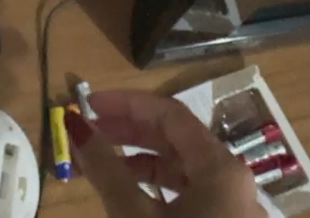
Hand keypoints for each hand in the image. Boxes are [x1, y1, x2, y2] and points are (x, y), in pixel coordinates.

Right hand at [66, 91, 266, 217]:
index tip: (87, 106)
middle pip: (176, 138)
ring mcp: (234, 212)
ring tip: (101, 168)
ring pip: (182, 169)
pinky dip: (157, 190)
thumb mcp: (133, 217)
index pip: (168, 113)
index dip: (124, 104)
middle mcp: (234, 182)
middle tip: (87, 133)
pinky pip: (191, 197)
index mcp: (220, 167)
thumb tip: (75, 122)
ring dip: (139, 161)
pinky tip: (130, 201)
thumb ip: (104, 166)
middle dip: (128, 131)